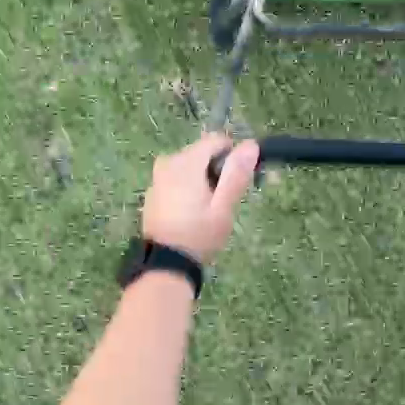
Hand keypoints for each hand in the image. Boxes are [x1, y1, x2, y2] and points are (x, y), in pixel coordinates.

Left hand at [141, 134, 259, 262]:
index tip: (238, 180)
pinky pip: (177, 179)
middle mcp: (168, 162)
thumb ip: (236, 174)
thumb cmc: (199, 235)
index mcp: (185, 162)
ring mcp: (157, 177)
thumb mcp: (223, 208)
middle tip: (226, 200)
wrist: (166, 264)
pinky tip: (193, 212)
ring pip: (190, 166)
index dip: (233, 156)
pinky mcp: (154, 191)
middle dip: (218, 169)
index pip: (216, 140)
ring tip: (210, 208)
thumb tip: (251, 144)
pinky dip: (188, 188)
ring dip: (204, 179)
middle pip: (202, 153)